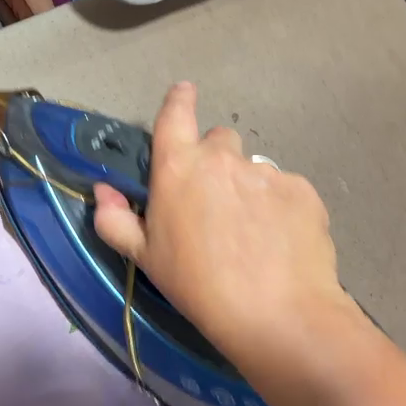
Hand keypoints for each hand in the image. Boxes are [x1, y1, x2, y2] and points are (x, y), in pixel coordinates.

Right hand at [92, 83, 357, 358]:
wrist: (277, 312)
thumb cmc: (197, 284)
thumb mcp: (144, 257)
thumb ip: (115, 220)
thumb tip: (103, 192)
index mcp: (178, 167)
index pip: (175, 115)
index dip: (179, 100)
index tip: (185, 92)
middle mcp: (222, 159)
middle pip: (218, 141)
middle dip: (214, 161)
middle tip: (212, 202)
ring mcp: (266, 172)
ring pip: (252, 168)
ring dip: (245, 187)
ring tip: (250, 230)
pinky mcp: (302, 191)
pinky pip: (284, 189)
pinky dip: (278, 207)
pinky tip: (277, 240)